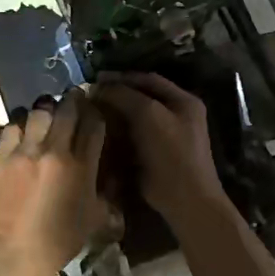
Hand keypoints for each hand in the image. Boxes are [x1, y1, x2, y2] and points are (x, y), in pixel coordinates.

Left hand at [0, 90, 107, 275]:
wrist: (18, 247)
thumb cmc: (61, 236)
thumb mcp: (96, 214)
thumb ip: (105, 186)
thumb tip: (110, 168)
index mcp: (81, 165)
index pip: (93, 124)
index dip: (95, 112)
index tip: (93, 110)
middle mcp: (54, 151)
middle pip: (67, 110)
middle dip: (73, 101)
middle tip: (73, 99)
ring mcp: (25, 151)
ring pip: (38, 112)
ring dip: (46, 109)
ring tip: (47, 112)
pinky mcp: (2, 154)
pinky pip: (13, 126)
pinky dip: (21, 123)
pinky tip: (24, 129)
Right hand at [93, 73, 225, 215]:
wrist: (185, 198)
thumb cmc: (171, 152)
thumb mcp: (149, 115)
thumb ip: (124, 95)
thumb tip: (97, 87)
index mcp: (183, 101)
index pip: (148, 79)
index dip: (121, 77)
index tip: (95, 79)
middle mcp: (176, 115)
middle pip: (141, 97)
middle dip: (115, 95)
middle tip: (89, 96)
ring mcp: (166, 136)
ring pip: (134, 117)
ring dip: (113, 114)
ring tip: (90, 112)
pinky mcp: (154, 154)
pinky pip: (132, 136)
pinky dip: (115, 132)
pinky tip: (99, 132)